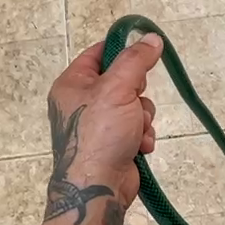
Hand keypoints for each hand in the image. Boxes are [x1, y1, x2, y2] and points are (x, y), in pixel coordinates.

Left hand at [44, 35, 162, 218]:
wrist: (98, 186)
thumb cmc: (100, 133)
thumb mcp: (118, 88)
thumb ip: (136, 60)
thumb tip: (152, 38)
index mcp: (72, 84)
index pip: (98, 53)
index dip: (121, 50)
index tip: (145, 52)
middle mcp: (82, 102)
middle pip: (122, 80)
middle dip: (138, 93)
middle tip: (134, 101)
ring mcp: (98, 125)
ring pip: (134, 105)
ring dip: (143, 118)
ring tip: (137, 131)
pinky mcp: (113, 143)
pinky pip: (137, 127)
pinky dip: (142, 135)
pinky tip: (140, 146)